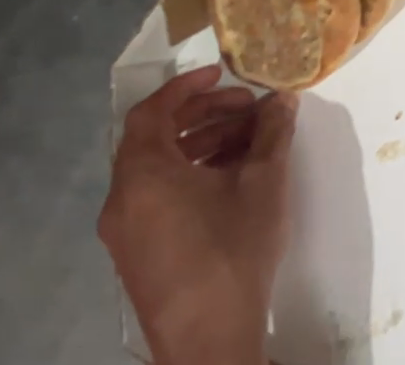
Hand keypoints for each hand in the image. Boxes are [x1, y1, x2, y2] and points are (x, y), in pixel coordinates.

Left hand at [99, 64, 296, 364]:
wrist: (208, 332)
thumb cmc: (233, 247)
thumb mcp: (264, 182)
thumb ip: (271, 134)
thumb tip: (281, 100)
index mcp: (144, 176)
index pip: (150, 114)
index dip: (186, 87)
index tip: (223, 73)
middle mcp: (123, 199)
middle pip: (154, 139)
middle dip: (203, 114)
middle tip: (250, 106)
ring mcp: (126, 228)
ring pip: (158, 167)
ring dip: (202, 143)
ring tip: (252, 139)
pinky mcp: (138, 249)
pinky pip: (158, 192)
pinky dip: (192, 171)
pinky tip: (234, 176)